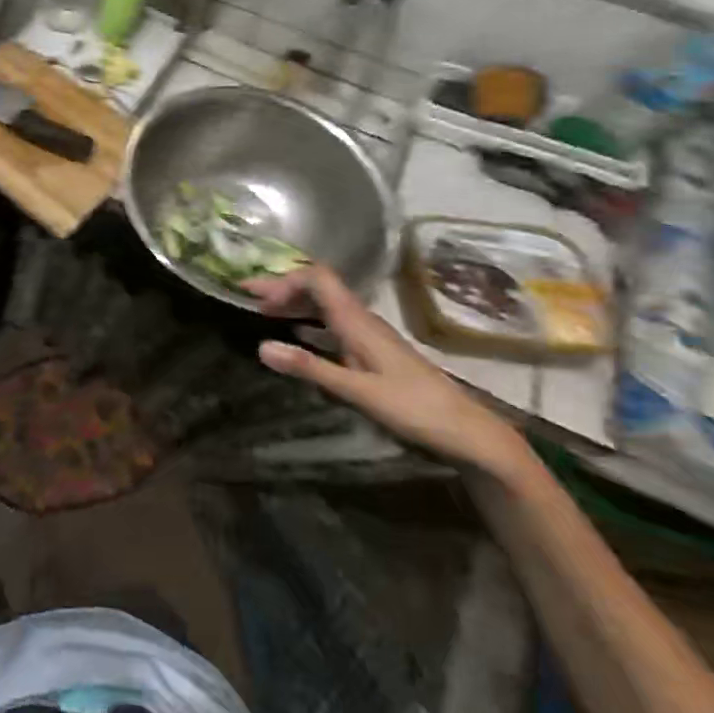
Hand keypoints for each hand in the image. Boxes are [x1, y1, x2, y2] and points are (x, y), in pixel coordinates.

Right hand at [241, 266, 532, 481]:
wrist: (468, 433)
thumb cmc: (415, 409)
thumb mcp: (358, 391)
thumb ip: (310, 368)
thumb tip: (261, 347)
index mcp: (358, 322)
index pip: (318, 279)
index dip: (284, 281)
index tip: (257, 299)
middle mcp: (362, 321)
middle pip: (319, 288)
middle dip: (282, 286)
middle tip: (246, 294)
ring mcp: (368, 336)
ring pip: (325, 305)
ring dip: (293, 303)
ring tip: (262, 311)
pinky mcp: (370, 352)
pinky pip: (332, 324)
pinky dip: (307, 322)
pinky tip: (294, 335)